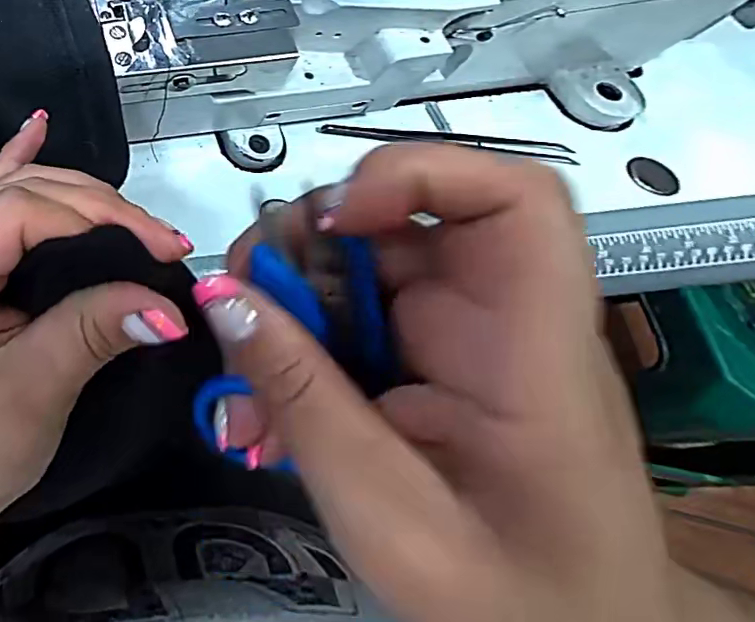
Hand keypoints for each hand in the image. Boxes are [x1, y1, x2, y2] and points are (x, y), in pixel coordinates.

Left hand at [0, 110, 193, 530]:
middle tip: (160, 241)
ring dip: (80, 199)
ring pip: (16, 193)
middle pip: (21, 193)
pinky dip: (22, 164)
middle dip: (98, 208)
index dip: (98, 217)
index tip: (161, 246)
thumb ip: (94, 331)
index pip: (21, 211)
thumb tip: (167, 302)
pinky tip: (38, 127)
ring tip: (135, 221)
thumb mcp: (34, 393)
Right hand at [199, 144, 672, 621]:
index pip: (512, 199)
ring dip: (285, 298)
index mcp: (529, 346)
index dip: (418, 175)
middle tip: (248, 302)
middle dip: (305, 244)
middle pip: (396, 217)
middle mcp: (492, 315)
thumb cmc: (516, 607)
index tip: (336, 220)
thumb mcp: (389, 517)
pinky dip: (293, 337)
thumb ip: (303, 399)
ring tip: (246, 368)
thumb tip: (225, 295)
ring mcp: (453, 328)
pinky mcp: (419, 348)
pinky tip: (266, 394)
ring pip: (354, 260)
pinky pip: (343, 308)